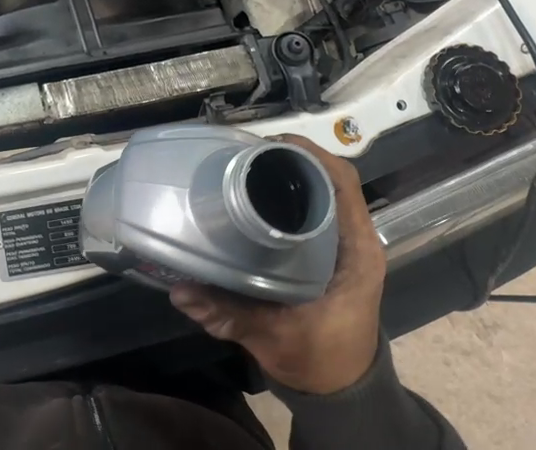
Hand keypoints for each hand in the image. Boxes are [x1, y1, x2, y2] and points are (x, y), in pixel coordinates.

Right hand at [170, 136, 385, 395]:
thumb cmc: (320, 360)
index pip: (342, 183)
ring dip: (285, 175)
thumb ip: (228, 314)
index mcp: (355, 251)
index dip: (310, 154)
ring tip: (239, 167)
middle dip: (286, 159)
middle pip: (327, 179)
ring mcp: (341, 245)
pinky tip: (247, 198)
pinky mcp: (326, 253)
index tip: (267, 145)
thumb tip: (180, 291)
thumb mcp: (274, 337)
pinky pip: (310, 210)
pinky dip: (284, 196)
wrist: (339, 390)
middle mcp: (352, 240)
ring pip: (318, 192)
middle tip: (240, 155)